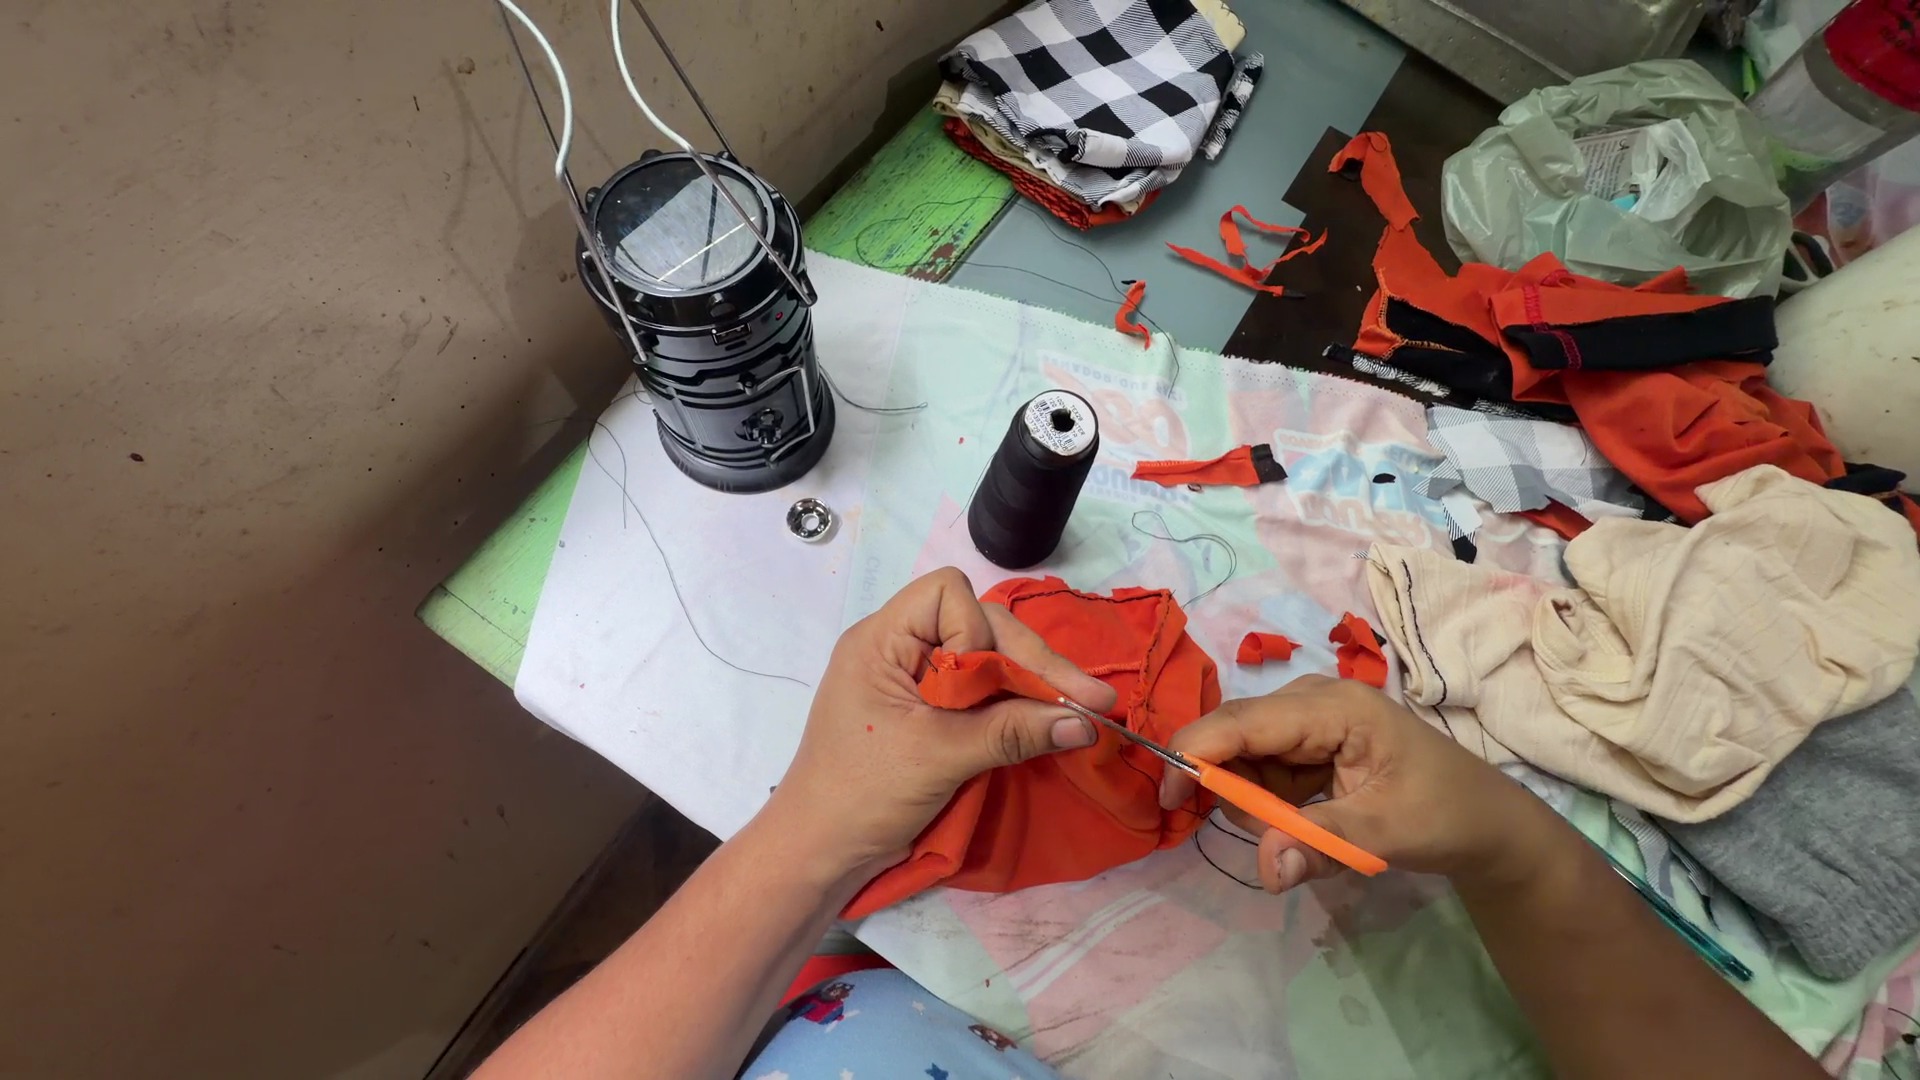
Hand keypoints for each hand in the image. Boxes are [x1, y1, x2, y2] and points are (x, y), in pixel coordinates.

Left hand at [766, 567, 1117, 886]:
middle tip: (1092, 700)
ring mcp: (917, 679)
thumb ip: (1011, 733)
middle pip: (981, 625)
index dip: (975, 629)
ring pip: (989, 660)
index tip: (982, 684)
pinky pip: (981, 691)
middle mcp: (900, 647)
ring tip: (1086, 712)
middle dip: (1032, 661)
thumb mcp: (939, 758)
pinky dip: (1016, 705)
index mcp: (882, 639)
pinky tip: (1051, 722)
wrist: (822, 854)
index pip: (946, 593)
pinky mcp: (930, 710)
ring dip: (1033, 684)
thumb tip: (1085, 722)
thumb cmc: (863, 795)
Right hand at [1159, 675, 1561, 893]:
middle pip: (1232, 737)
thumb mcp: (1389, 834)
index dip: (1194, 753)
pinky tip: (1305, 818)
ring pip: (1241, 756)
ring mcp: (1304, 718)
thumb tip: (1266, 871)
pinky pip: (1259, 767)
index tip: (1165, 798)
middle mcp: (1308, 700)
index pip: (1240, 721)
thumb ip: (1323, 846)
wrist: (1488, 820)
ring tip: (1305, 831)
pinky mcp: (1303, 739)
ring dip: (1254, 800)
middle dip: (1234, 789)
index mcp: (1331, 707)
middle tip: (1274, 836)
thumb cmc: (1447, 814)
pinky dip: (1268, 801)